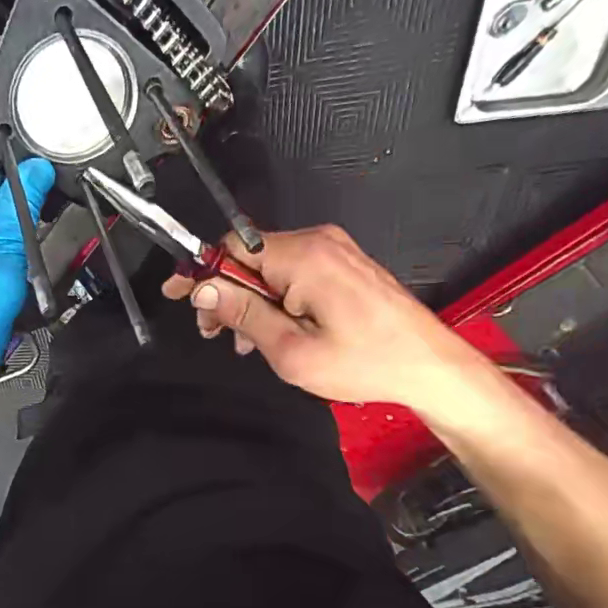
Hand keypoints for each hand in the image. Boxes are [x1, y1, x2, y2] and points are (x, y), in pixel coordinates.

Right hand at [162, 225, 492, 410]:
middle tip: (213, 330)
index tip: (180, 294)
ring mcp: (333, 250)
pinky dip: (274, 297)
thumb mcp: (292, 350)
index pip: (231, 247)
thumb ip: (244, 315)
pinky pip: (293, 271)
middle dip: (225, 292)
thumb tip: (205, 289)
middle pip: (248, 255)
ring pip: (269, 265)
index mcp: (303, 257)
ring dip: (249, 299)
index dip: (200, 271)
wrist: (427, 365)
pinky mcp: (342, 263)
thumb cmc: (366, 363)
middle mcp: (318, 242)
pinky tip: (272, 329)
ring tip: (246, 340)